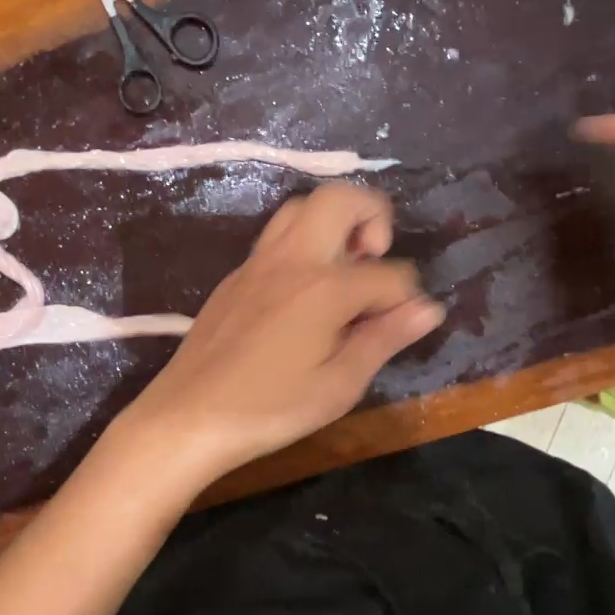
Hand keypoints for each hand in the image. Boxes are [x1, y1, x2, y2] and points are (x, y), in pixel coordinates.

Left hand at [118, 182, 443, 482]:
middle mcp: (291, 260)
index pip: (389, 273)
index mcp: (323, 288)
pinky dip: (302, 246)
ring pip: (300, 208)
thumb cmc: (268, 409)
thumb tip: (427, 308)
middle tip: (374, 262)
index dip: (406, 299)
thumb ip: (383, 339)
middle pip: (340, 199)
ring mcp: (256, 263)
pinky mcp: (234, 277)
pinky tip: (303, 296)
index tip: (401, 327)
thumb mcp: (337, 386)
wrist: (187, 416)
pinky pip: (275, 238)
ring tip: (342, 272)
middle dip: (372, 216)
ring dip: (332, 224)